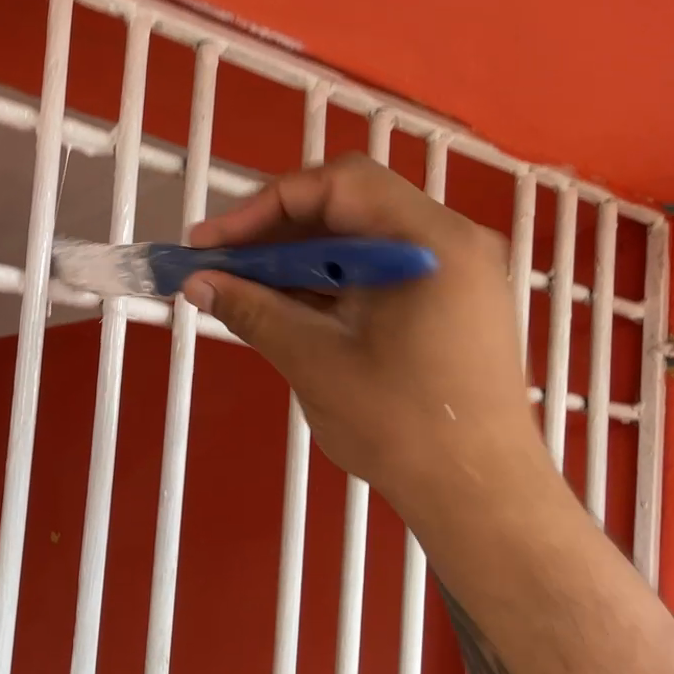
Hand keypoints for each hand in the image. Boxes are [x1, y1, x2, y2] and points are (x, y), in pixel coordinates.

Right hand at [181, 152, 552, 519]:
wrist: (476, 489)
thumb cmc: (399, 423)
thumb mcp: (313, 360)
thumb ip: (253, 310)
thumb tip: (197, 283)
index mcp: (428, 243)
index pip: (338, 185)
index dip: (264, 206)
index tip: (210, 242)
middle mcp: (448, 243)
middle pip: (348, 207)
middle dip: (274, 232)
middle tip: (217, 264)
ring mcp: (451, 274)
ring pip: (357, 242)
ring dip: (294, 260)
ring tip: (240, 289)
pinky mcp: (445, 304)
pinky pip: (373, 273)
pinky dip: (323, 284)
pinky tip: (282, 309)